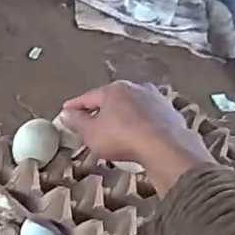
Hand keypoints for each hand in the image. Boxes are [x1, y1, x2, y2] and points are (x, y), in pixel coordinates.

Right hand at [59, 82, 215, 187]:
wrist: (163, 146)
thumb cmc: (122, 138)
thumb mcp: (91, 133)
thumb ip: (76, 122)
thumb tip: (66, 113)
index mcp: (113, 90)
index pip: (88, 97)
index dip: (75, 106)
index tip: (66, 110)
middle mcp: (135, 88)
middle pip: (111, 99)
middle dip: (99, 109)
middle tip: (89, 120)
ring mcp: (154, 98)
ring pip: (130, 105)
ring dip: (120, 115)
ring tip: (113, 128)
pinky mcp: (168, 110)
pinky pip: (146, 115)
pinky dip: (137, 121)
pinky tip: (134, 133)